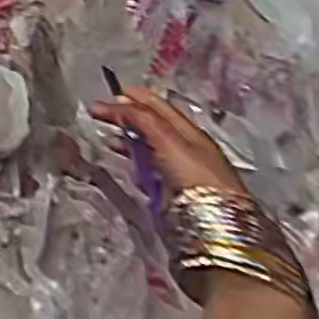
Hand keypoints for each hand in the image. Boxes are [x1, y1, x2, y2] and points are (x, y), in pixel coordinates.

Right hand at [91, 85, 246, 198]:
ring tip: (108, 139)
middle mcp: (185, 147)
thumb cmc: (196, 176)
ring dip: (127, 139)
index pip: (159, 106)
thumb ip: (144, 119)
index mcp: (188, 131)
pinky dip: (135, 163)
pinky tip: (126, 166)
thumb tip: (120, 104)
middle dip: (126, 116)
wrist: (218, 226)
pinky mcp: (173, 190)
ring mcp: (179, 169)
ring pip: (148, 147)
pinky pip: (149, 169)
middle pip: (151, 124)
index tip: (113, 92)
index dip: (137, 96)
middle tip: (100, 113)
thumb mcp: (169, 140)